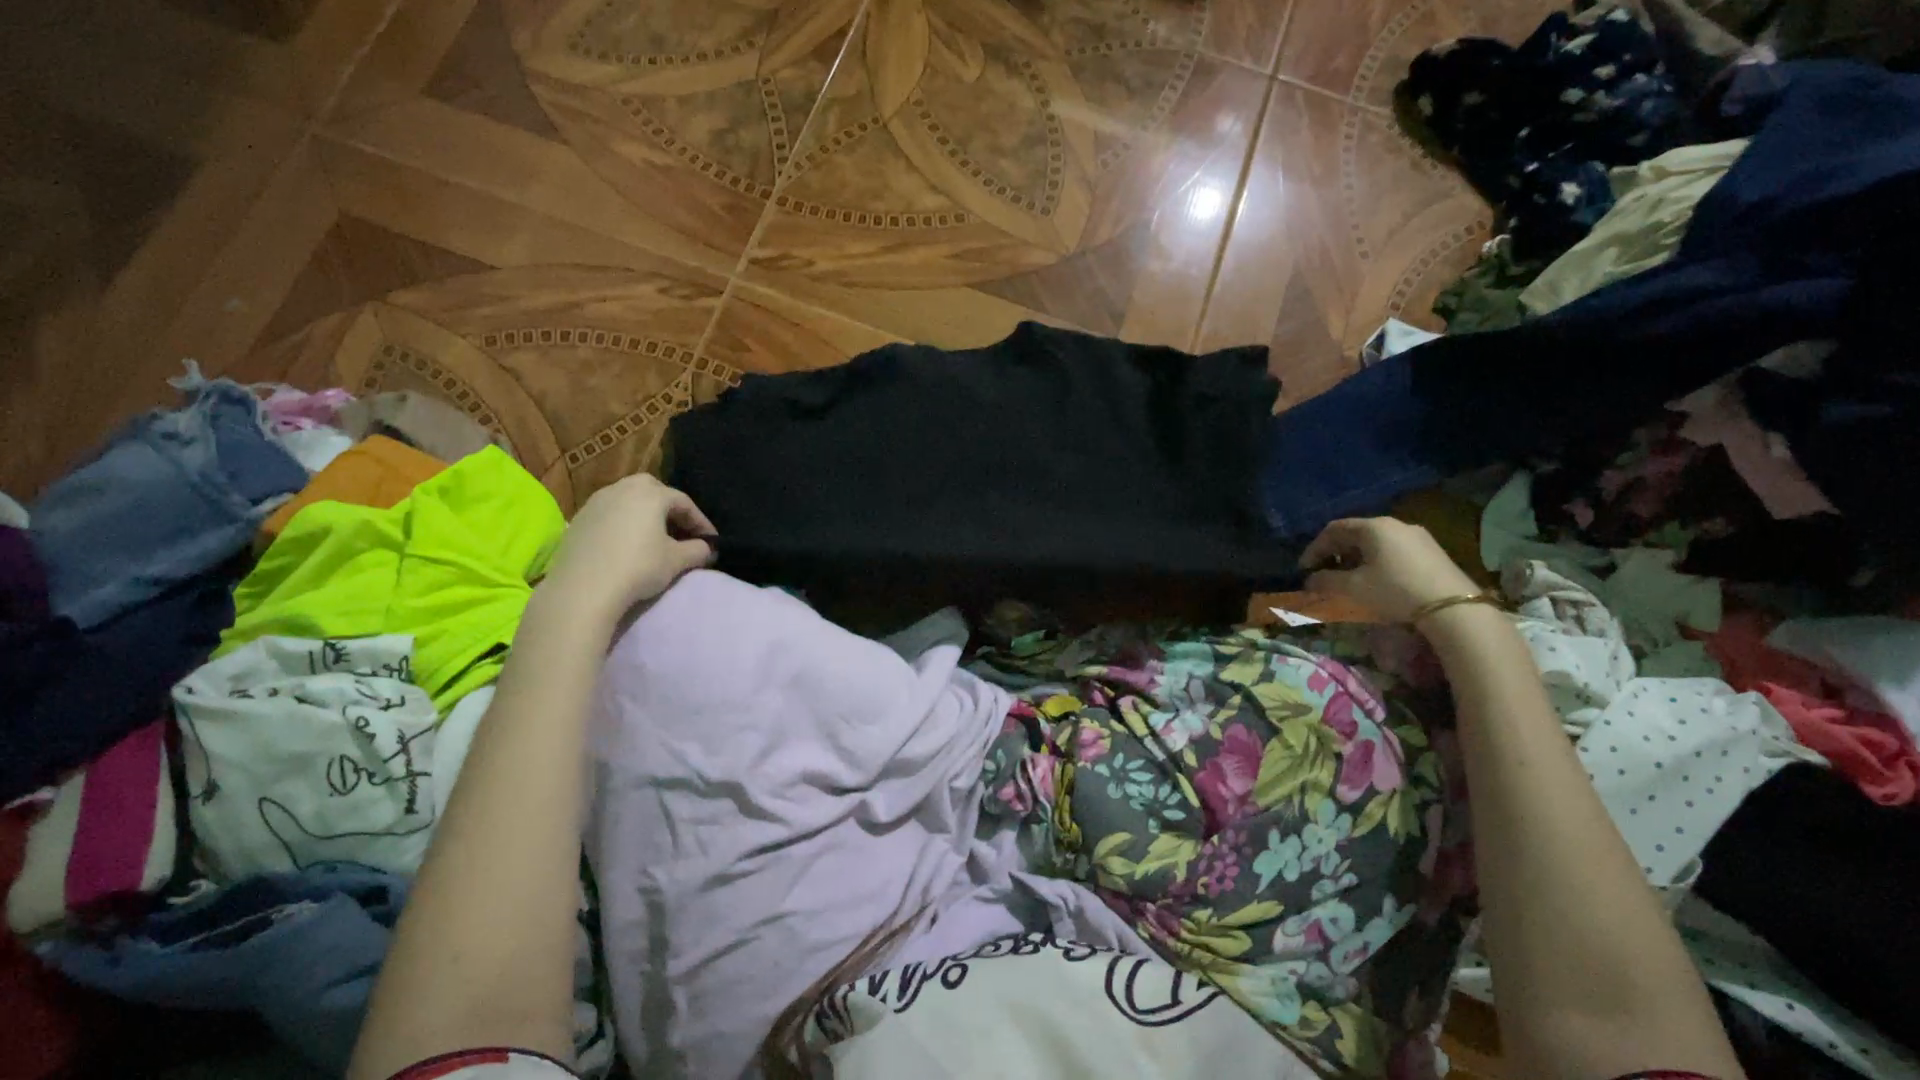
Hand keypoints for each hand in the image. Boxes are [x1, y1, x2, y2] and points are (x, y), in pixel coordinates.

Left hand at [540, 474, 716, 621]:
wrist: (583, 589)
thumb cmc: (637, 568)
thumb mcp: (676, 561)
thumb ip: (698, 551)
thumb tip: (709, 549)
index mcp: (650, 494)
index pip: (684, 502)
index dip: (701, 522)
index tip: (711, 541)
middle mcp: (623, 489)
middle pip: (654, 491)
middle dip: (671, 509)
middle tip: (681, 531)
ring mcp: (596, 501)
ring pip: (629, 500)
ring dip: (645, 514)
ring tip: (654, 537)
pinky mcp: (579, 518)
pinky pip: (610, 513)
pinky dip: (623, 522)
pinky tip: (626, 543)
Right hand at [1299, 517, 1480, 623]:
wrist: (1450, 607)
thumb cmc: (1394, 590)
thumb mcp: (1353, 588)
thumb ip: (1326, 581)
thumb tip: (1310, 581)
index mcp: (1373, 527)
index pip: (1334, 529)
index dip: (1315, 549)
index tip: (1305, 570)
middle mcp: (1395, 524)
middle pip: (1356, 533)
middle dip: (1336, 553)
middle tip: (1326, 573)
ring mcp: (1417, 536)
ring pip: (1376, 542)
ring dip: (1357, 558)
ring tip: (1351, 579)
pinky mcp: (1432, 550)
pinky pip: (1395, 549)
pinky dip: (1378, 561)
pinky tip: (1379, 580)